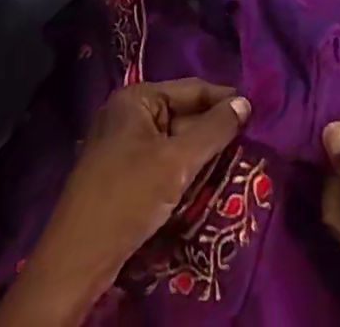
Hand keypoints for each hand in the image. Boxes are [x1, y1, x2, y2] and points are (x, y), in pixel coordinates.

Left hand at [0, 80, 250, 325]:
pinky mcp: (125, 170)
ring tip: (240, 159)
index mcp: (136, 98)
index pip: (190, 88)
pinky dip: (185, 167)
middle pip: (182, 112)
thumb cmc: (128, 194)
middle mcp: (128, 112)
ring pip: (174, 138)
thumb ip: (212, 130)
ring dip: (202, 150)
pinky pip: (164, 158)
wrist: (80, 251)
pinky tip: (208, 179)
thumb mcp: (176, 161)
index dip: (224, 99)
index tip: (259, 112)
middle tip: (255, 140)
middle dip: (214, 128)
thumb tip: (245, 101)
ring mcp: (124, 141)